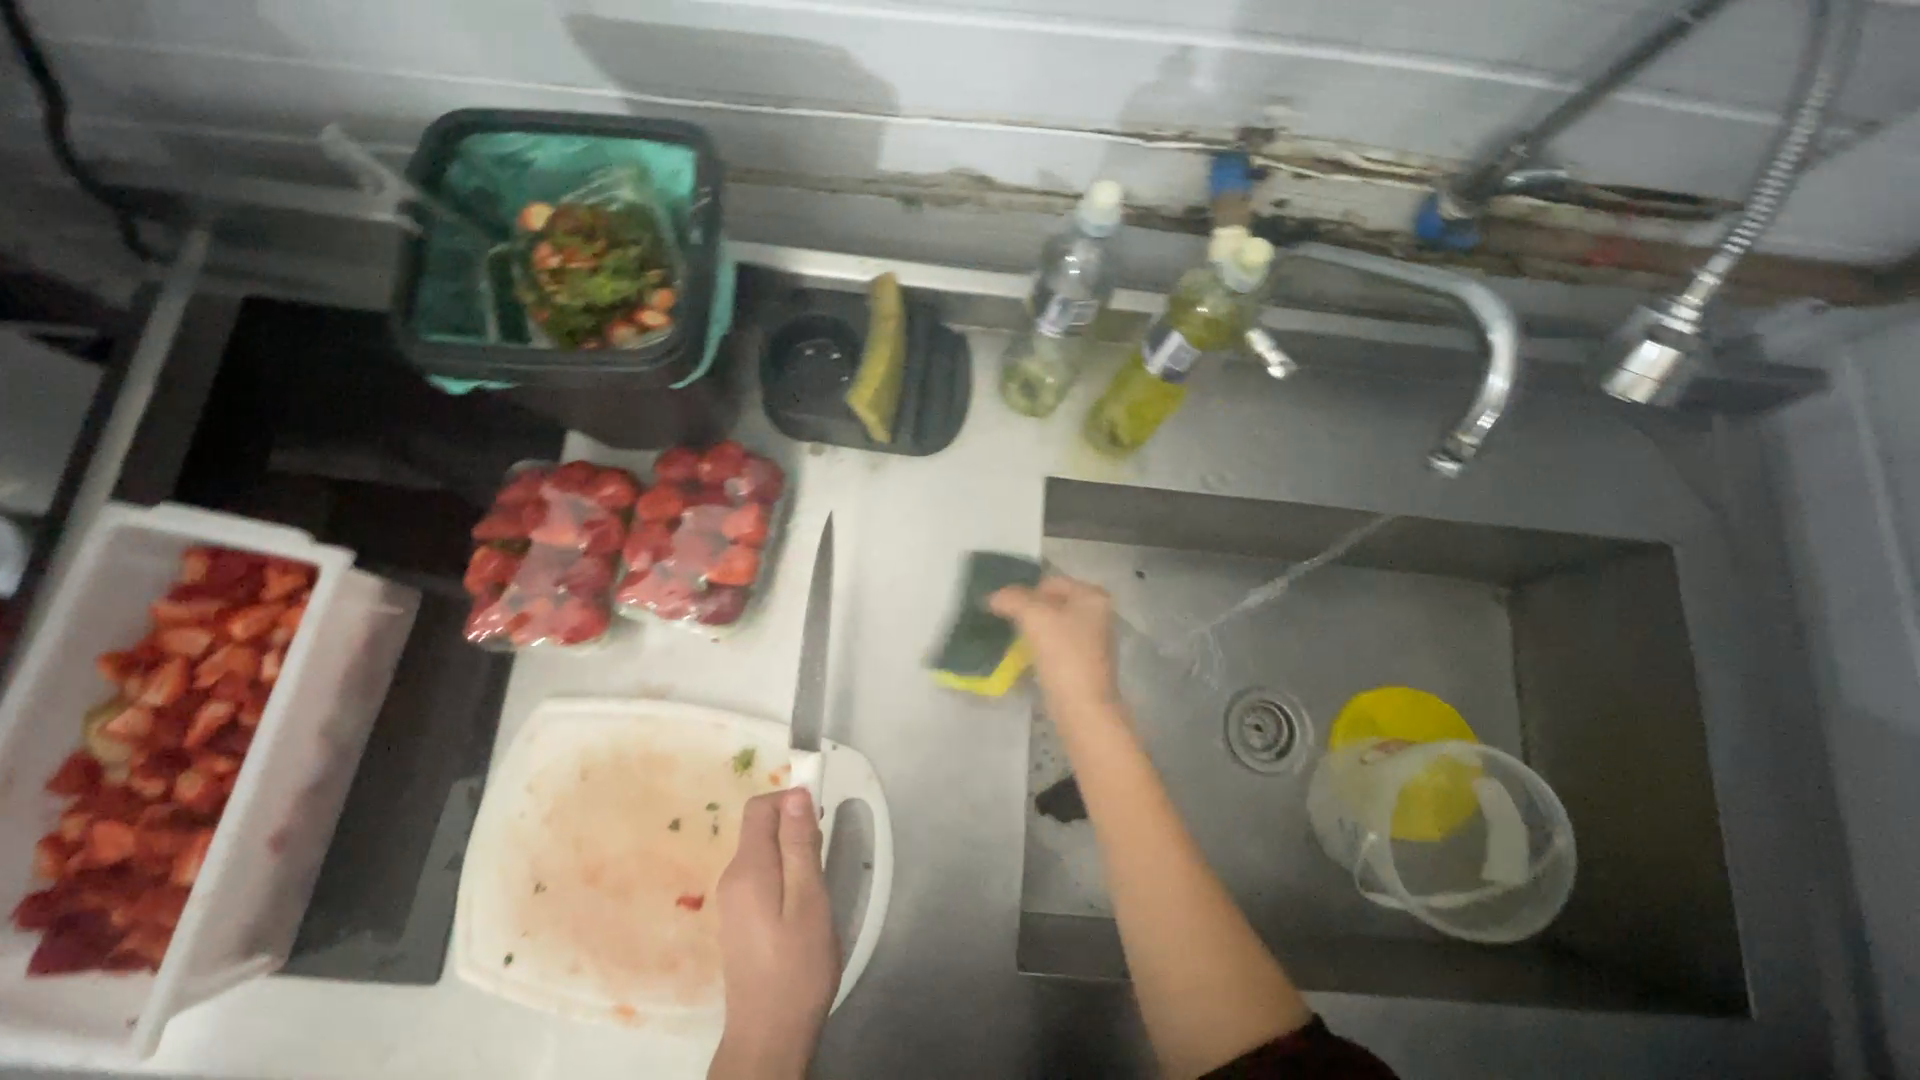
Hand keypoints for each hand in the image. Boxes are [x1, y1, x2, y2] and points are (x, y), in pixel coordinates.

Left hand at [709, 789, 838, 1079]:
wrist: (769, 1034)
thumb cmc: (797, 967)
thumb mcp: (809, 901)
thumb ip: (800, 846)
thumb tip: (796, 794)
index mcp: (748, 869)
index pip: (759, 807)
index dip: (791, 800)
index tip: (822, 816)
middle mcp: (732, 878)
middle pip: (760, 828)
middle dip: (794, 826)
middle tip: (824, 855)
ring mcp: (732, 901)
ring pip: (762, 853)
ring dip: (791, 851)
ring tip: (818, 885)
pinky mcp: (739, 920)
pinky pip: (760, 876)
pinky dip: (783, 874)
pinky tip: (803, 904)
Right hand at [990, 576, 1119, 711]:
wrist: (1083, 706)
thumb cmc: (1063, 654)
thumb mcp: (1034, 616)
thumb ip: (1012, 599)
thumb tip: (993, 596)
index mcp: (1093, 596)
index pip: (1050, 582)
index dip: (1025, 592)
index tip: (1004, 610)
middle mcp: (1098, 613)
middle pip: (1052, 602)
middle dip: (1028, 611)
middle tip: (1007, 623)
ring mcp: (1093, 639)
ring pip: (1053, 624)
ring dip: (1032, 630)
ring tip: (1014, 641)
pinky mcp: (1084, 661)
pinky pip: (1056, 644)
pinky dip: (1040, 646)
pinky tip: (1027, 657)